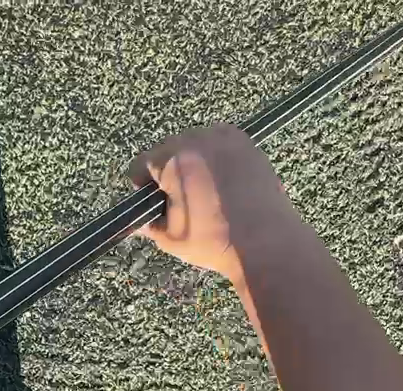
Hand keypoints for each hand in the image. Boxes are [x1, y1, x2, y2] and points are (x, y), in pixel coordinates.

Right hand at [129, 123, 295, 283]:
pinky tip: (219, 185)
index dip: (141, 186)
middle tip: (175, 200)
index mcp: (174, 160)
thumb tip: (139, 220)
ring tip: (199, 193)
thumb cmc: (212, 240)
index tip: (149, 202)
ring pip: (194, 144)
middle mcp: (199, 140)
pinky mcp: (246, 143)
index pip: (142, 163)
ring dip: (190, 163)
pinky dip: (213, 160)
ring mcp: (226, 138)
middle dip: (167, 172)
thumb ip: (148, 224)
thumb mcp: (169, 238)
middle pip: (168, 149)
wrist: (263, 239)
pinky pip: (219, 145)